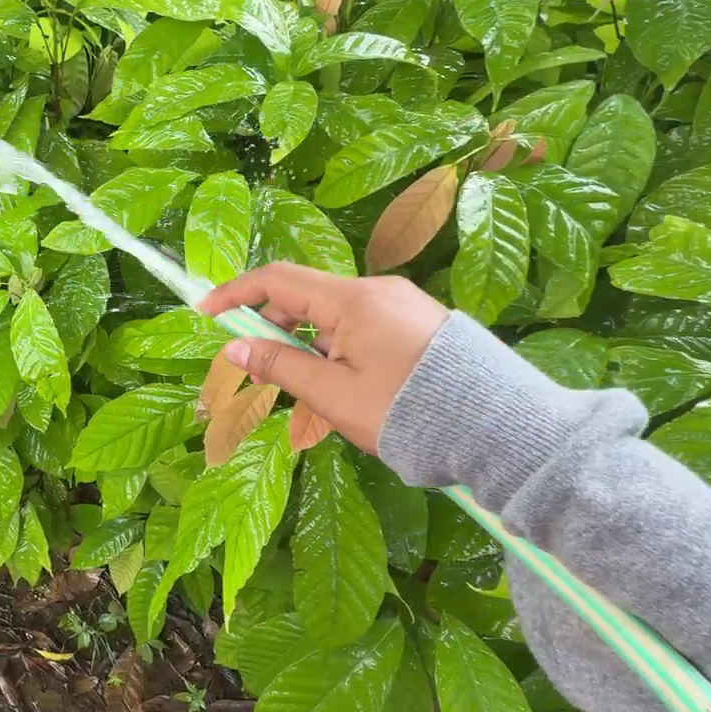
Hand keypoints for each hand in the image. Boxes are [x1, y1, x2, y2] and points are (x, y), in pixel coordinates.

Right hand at [196, 263, 449, 453]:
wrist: (505, 431)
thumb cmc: (406, 411)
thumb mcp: (332, 394)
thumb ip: (279, 366)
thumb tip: (234, 349)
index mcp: (353, 300)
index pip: (276, 280)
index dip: (235, 293)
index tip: (205, 313)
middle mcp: (378, 292)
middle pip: (304, 299)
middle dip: (271, 331)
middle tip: (257, 373)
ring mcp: (402, 307)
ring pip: (332, 320)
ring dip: (305, 350)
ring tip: (306, 400)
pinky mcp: (419, 326)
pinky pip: (361, 330)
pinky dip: (335, 354)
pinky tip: (340, 392)